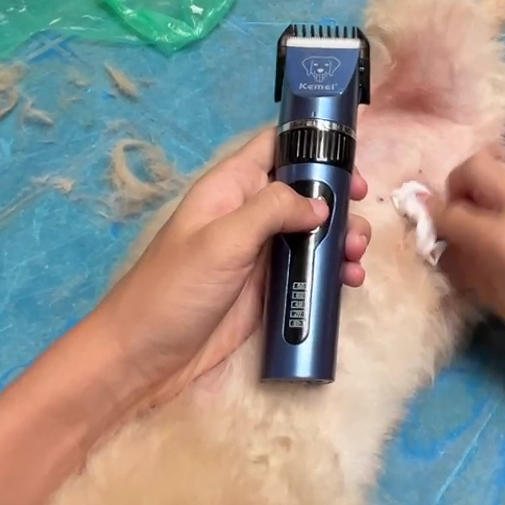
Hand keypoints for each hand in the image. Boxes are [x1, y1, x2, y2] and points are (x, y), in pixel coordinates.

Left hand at [87, 130, 369, 409]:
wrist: (144, 359)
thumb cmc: (175, 289)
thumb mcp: (222, 241)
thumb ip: (272, 210)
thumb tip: (321, 205)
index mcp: (233, 187)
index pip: (276, 145)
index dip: (313, 144)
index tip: (347, 161)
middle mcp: (251, 212)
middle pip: (307, 187)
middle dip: (339, 196)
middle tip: (360, 208)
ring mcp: (263, 250)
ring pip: (317, 228)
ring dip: (343, 235)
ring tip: (355, 254)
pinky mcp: (272, 286)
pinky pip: (313, 267)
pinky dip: (336, 269)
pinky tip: (350, 280)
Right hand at [430, 152, 504, 381]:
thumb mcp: (490, 295)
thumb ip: (461, 256)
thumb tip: (439, 233)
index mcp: (504, 238)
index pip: (451, 211)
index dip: (432, 217)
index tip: (428, 224)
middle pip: (476, 166)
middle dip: (458, 187)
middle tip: (458, 215)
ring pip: (503, 173)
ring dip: (486, 191)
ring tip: (487, 225)